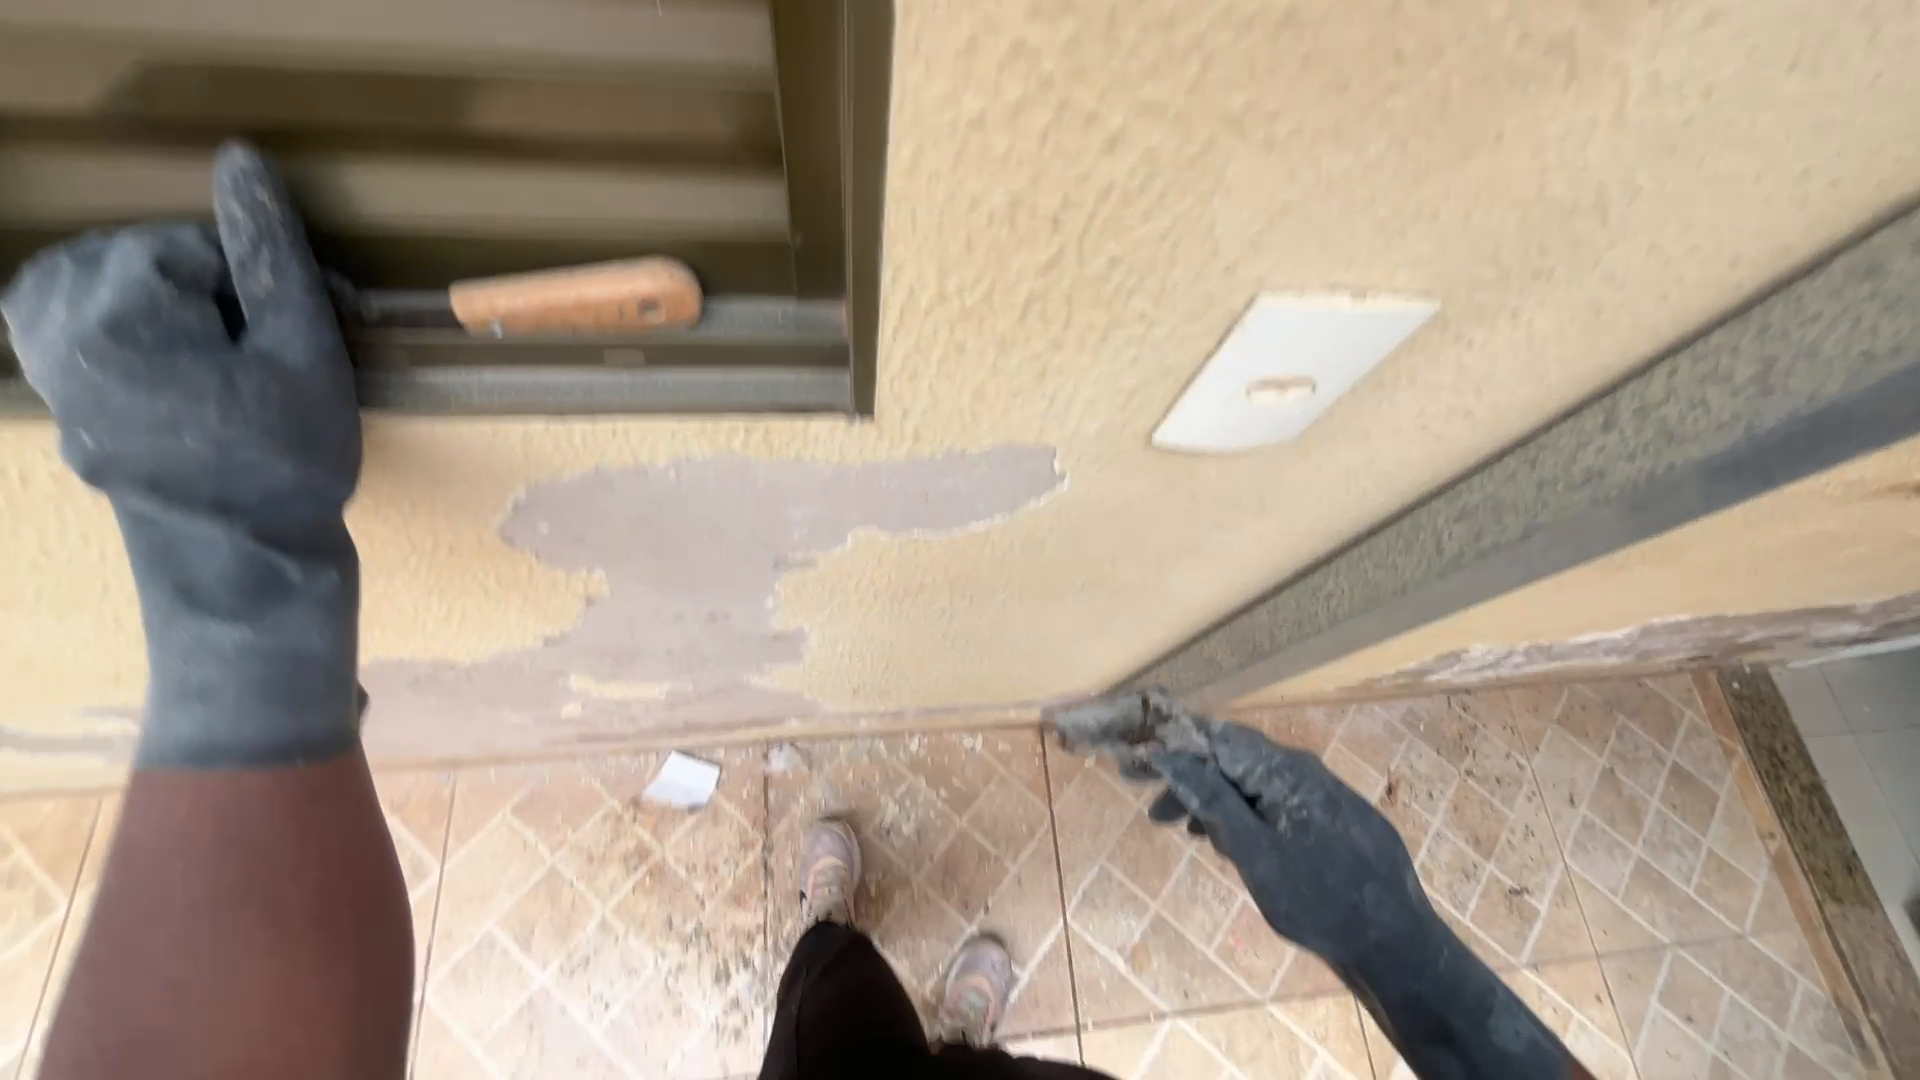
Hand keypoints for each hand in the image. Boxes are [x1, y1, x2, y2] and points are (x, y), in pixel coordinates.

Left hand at [2, 141, 364, 766]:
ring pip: (120, 287)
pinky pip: (89, 320)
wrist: (241, 555)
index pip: (192, 245)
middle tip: (285, 344)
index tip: (318, 323)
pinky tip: (191, 363)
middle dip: (224, 291)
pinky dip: (146, 327)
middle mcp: (52, 321)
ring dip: (188, 307)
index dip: (266, 278)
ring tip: (242, 355)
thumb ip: (271, 257)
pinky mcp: (57, 387)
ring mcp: (44, 357)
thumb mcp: (303, 355)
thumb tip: (244, 162)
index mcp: (113, 309)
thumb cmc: (286, 458)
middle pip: (147, 260)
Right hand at [1148, 722, 1439, 972]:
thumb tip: (1169, 756)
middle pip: (1232, 760)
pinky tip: (1230, 842)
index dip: (1172, 749)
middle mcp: (1303, 770)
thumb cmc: (1317, 898)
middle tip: (1154, 814)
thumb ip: (1211, 799)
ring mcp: (1322, 794)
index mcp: (1283, 769)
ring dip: (1214, 802)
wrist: (1399, 948)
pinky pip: (1275, 803)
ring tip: (1186, 833)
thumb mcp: (1254, 851)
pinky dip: (1243, 816)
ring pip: (1253, 784)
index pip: (1215, 737)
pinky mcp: (1333, 819)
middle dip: (1188, 781)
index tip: (1136, 770)